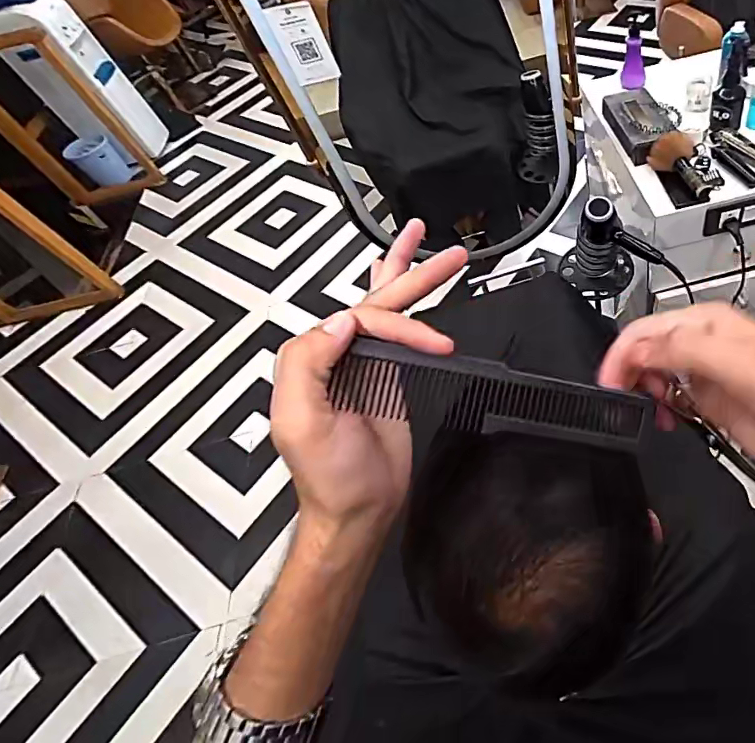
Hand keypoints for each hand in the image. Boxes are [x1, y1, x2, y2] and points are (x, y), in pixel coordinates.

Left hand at [270, 220, 469, 536]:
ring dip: (411, 274)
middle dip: (415, 272)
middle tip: (451, 256)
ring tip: (431, 244)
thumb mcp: (302, 425)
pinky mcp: (385, 372)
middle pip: (379, 300)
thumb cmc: (331, 479)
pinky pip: (397, 327)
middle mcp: (336, 355)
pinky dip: (406, 302)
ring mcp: (363, 361)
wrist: (360, 510)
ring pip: (387, 305)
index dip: (403, 327)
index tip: (434, 344)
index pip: (363, 318)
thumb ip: (309, 366)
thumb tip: (339, 320)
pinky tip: (405, 282)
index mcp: (312, 360)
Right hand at [598, 304, 754, 481]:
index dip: (622, 353)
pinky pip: (673, 400)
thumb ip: (685, 350)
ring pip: (656, 374)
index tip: (607, 381)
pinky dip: (660, 409)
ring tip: (645, 410)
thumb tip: (640, 348)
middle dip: (628, 371)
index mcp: (712, 324)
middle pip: (648, 349)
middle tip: (619, 399)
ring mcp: (711, 376)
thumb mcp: (740, 365)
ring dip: (642, 391)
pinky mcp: (715, 405)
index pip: (648, 328)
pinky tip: (665, 420)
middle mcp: (708, 346)